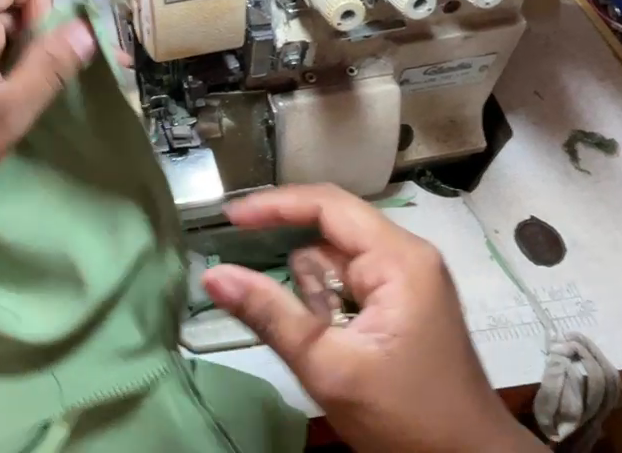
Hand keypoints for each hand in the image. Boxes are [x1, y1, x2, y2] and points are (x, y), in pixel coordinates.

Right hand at [201, 186, 541, 452]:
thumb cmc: (408, 418)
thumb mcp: (330, 368)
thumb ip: (270, 316)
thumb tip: (213, 276)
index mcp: (398, 257)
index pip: (327, 204)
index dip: (275, 204)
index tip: (230, 217)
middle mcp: (406, 255)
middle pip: (329, 231)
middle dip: (297, 268)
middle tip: (263, 289)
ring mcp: (407, 278)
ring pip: (334, 260)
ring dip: (313, 293)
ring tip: (322, 341)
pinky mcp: (403, 302)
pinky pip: (348, 281)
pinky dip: (327, 305)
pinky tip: (331, 341)